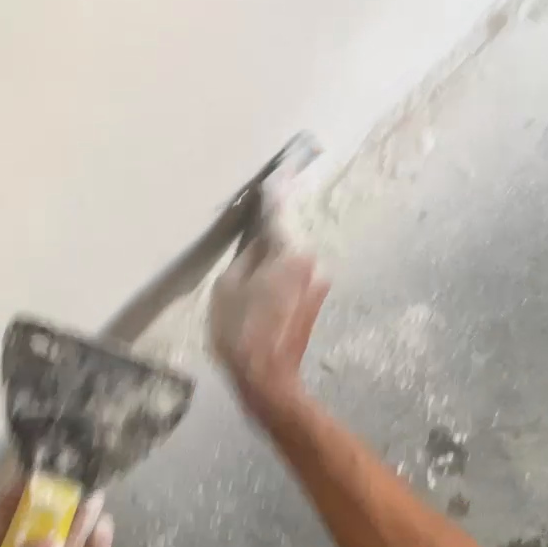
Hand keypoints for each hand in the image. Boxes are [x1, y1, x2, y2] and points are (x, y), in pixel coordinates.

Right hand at [208, 199, 330, 418]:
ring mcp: (318, 280)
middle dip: (271, 221)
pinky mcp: (315, 297)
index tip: (278, 167)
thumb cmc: (241, 333)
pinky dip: (279, 265)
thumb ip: (248, 252)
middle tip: (255, 206)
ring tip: (250, 249)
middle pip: (288, 230)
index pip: (281, 208)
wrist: (269, 379)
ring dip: (274, 247)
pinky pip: (294, 270)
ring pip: (291, 252)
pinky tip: (261, 274)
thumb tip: (260, 238)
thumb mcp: (229, 285)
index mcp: (291, 252)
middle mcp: (312, 260)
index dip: (275, 188)